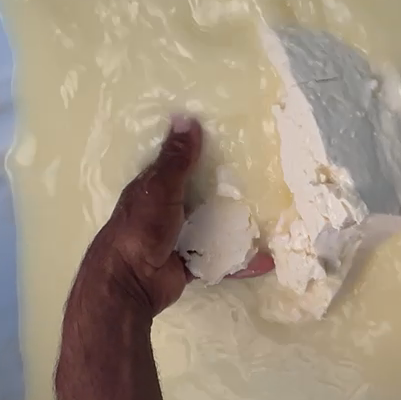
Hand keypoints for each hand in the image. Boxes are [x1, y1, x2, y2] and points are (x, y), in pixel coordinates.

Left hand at [74, 115, 271, 319]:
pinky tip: (265, 260)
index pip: (180, 166)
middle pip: (201, 197)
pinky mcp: (190, 264)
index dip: (202, 155)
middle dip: (226, 192)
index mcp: (156, 189)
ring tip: (270, 217)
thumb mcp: (160, 188)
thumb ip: (176, 159)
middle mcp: (168, 212)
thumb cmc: (141, 228)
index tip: (233, 144)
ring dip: (235, 226)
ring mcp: (179, 239)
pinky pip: (219, 260)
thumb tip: (187, 118)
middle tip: (262, 178)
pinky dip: (240, 262)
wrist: (131, 281)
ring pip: (211, 228)